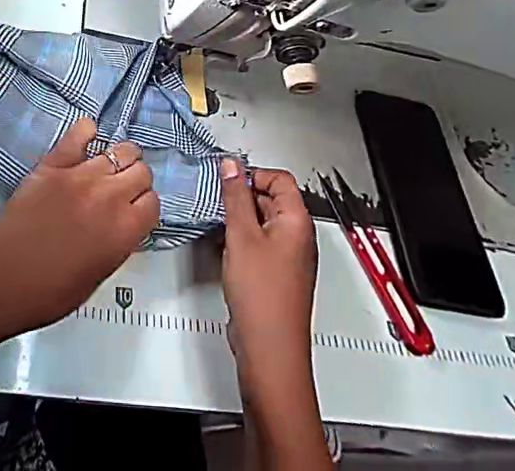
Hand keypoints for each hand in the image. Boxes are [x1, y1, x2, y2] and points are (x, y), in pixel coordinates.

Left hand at [0, 116, 158, 332]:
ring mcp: (81, 175)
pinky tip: (87, 137)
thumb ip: (118, 241)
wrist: (7, 274)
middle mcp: (110, 196)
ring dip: (118, 157)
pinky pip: (79, 134)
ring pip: (118, 150)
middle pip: (140, 171)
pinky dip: (86, 132)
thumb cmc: (53, 288)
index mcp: (126, 230)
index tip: (134, 208)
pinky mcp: (54, 163)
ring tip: (108, 165)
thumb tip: (121, 223)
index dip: (144, 205)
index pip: (153, 202)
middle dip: (135, 178)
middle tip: (121, 187)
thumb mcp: (101, 272)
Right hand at [219, 160, 318, 401]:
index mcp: (297, 222)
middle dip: (241, 196)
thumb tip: (231, 167)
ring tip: (219, 227)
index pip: (279, 178)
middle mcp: (296, 237)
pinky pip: (256, 242)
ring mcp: (286, 255)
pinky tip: (223, 248)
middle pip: (270, 197)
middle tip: (217, 202)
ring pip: (260, 220)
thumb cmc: (263, 297)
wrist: (268, 347)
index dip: (252, 174)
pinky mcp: (273, 272)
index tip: (226, 180)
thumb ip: (234, 197)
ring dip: (237, 218)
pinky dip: (238, 239)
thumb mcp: (241, 235)